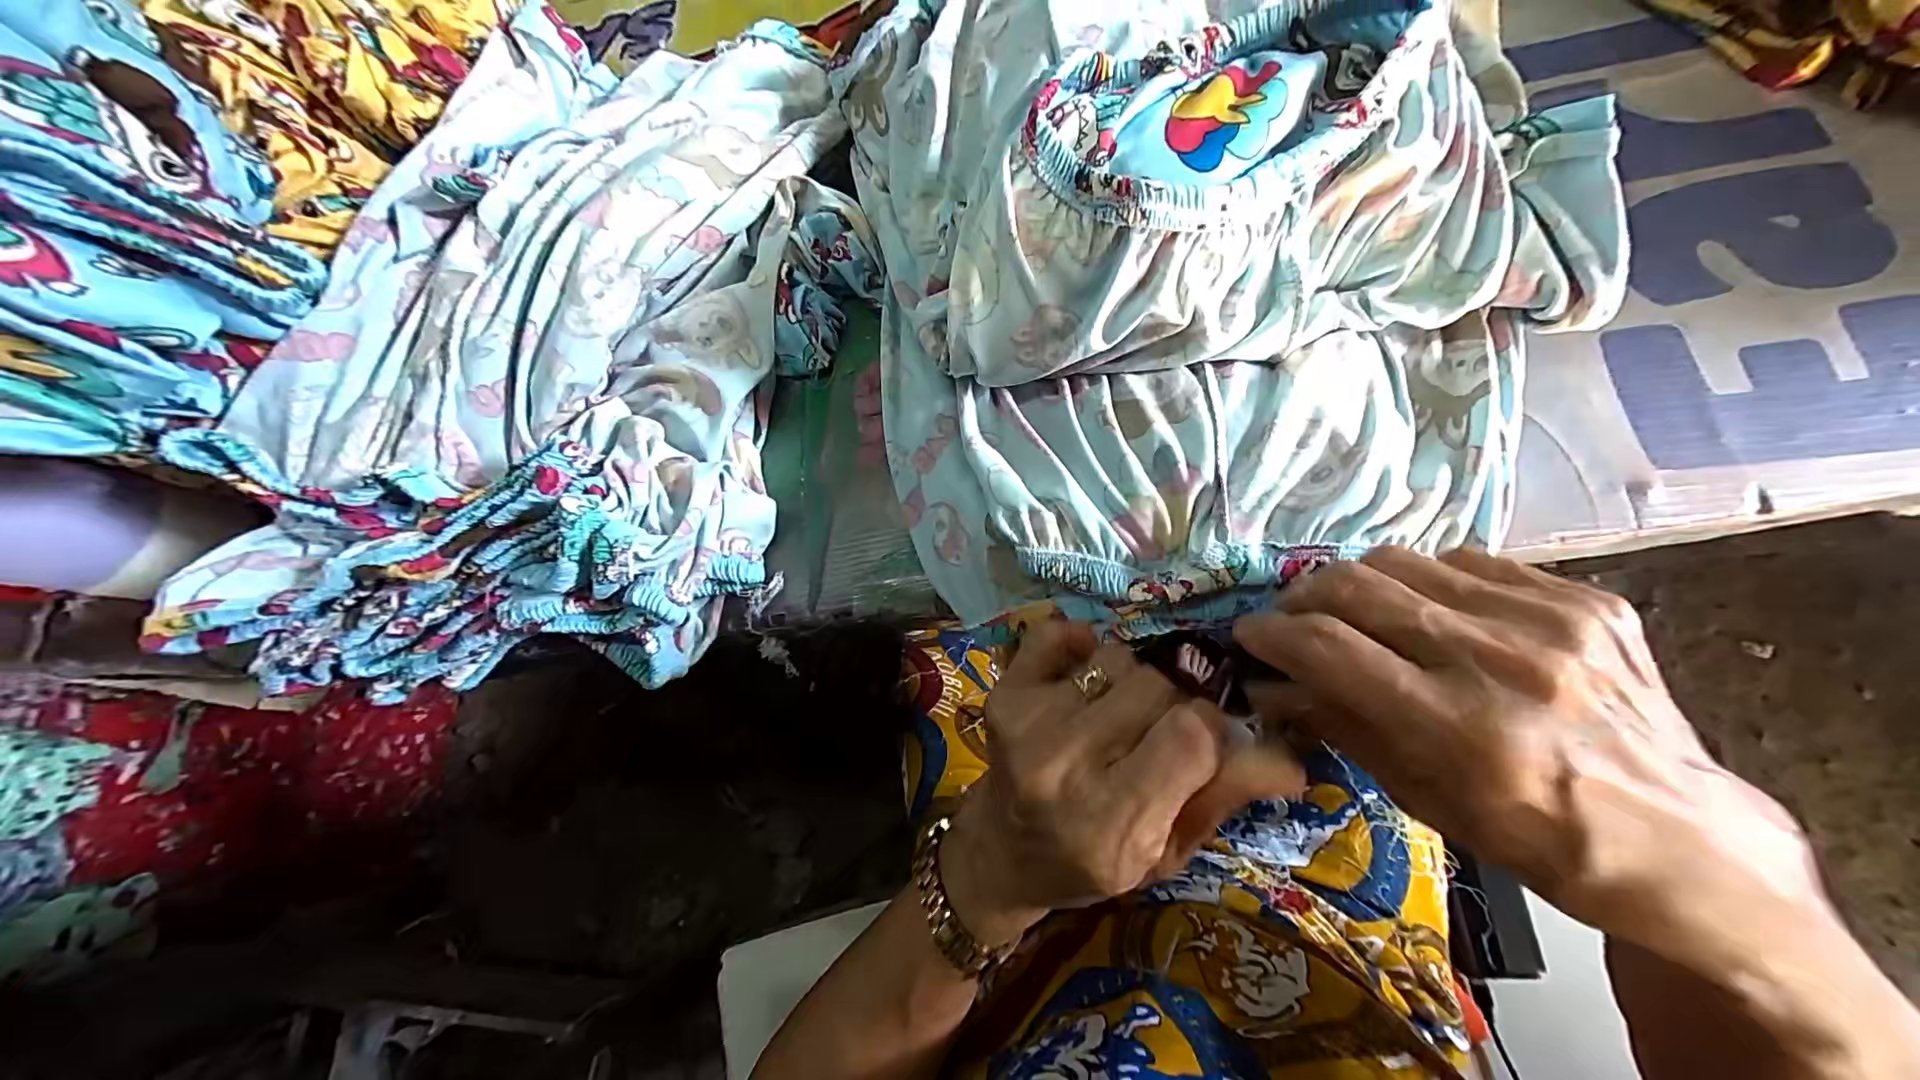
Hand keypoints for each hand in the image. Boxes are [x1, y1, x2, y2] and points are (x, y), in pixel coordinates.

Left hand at [940, 621, 1303, 947]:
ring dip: (1132, 677)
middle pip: (1155, 686)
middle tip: (1164, 723)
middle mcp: (1063, 767)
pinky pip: (1058, 635)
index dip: (1213, 725)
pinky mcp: (1002, 694)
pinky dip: (1082, 644)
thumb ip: (1222, 797)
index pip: (1191, 735)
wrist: (1003, 852)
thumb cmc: (1092, 862)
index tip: (1210, 734)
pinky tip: (1086, 675)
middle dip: (1175, 700)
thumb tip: (1291, 756)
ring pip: (1115, 657)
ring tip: (1121, 710)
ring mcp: (1026, 724)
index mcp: (1112, 823)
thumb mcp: (1167, 852)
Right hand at [1231, 546, 1826, 961]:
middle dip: (1300, 599)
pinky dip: (1423, 582)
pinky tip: (1427, 612)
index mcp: (1457, 726)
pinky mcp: (1583, 599)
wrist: (1679, 840)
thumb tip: (1265, 680)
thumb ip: (1333, 721)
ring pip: (1400, 560)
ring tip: (1350, 611)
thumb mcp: (1414, 792)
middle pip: (1354, 586)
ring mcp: (1549, 620)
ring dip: (1354, 584)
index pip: (1326, 646)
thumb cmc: (1528, 833)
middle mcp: (1501, 660)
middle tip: (1289, 619)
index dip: (1270, 633)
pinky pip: (1465, 561)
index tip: (1248, 635)